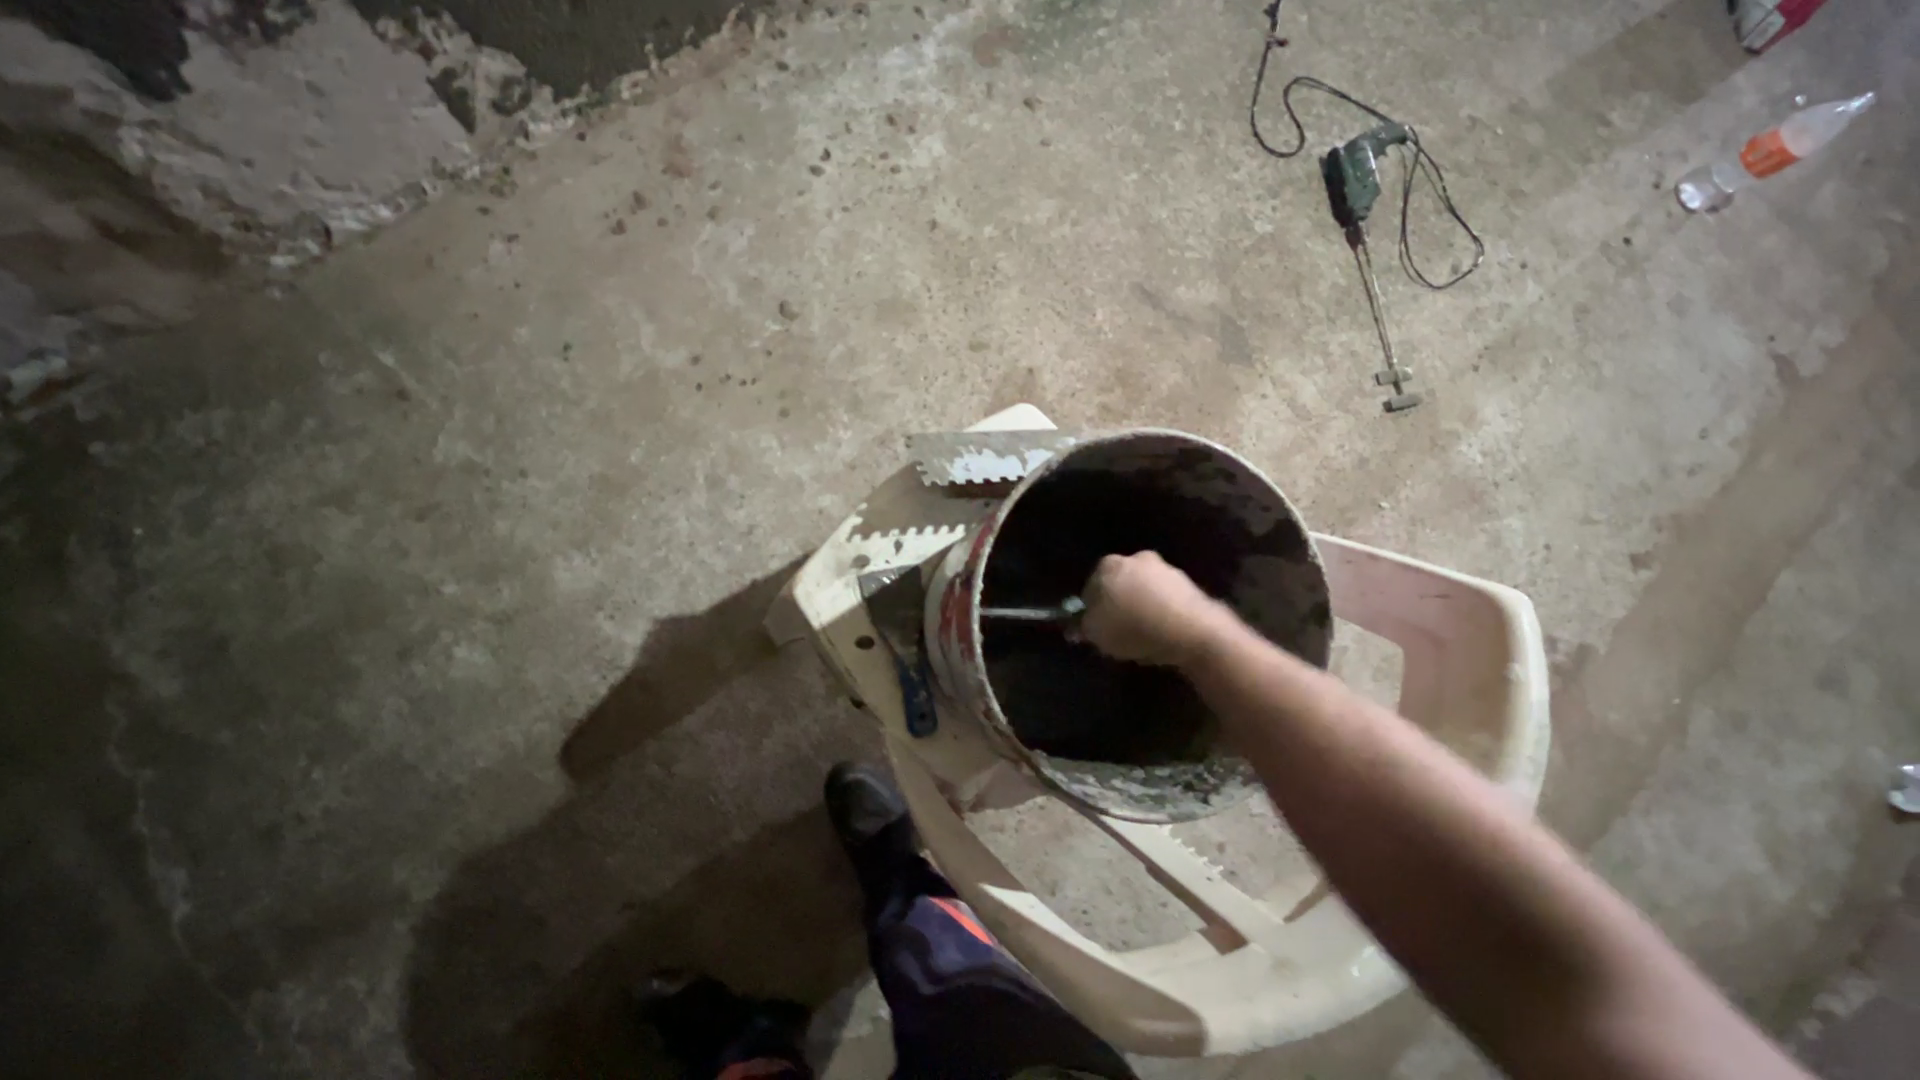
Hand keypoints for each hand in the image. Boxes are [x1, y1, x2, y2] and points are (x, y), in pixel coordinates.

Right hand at [1078, 551, 1233, 666]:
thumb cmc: (1134, 628)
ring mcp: (1165, 568)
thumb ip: (1083, 626)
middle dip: (1117, 601)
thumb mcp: (1097, 634)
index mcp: (1108, 565)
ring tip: (1143, 631)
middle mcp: (1135, 558)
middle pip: (1119, 583)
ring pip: (1144, 588)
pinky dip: (1161, 609)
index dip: (1091, 609)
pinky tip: (1163, 629)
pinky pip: (1165, 597)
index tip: (1096, 627)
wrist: (1191, 630)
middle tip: (1118, 628)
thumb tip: (1079, 624)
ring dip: (1141, 604)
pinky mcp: (1188, 582)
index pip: (1090, 587)